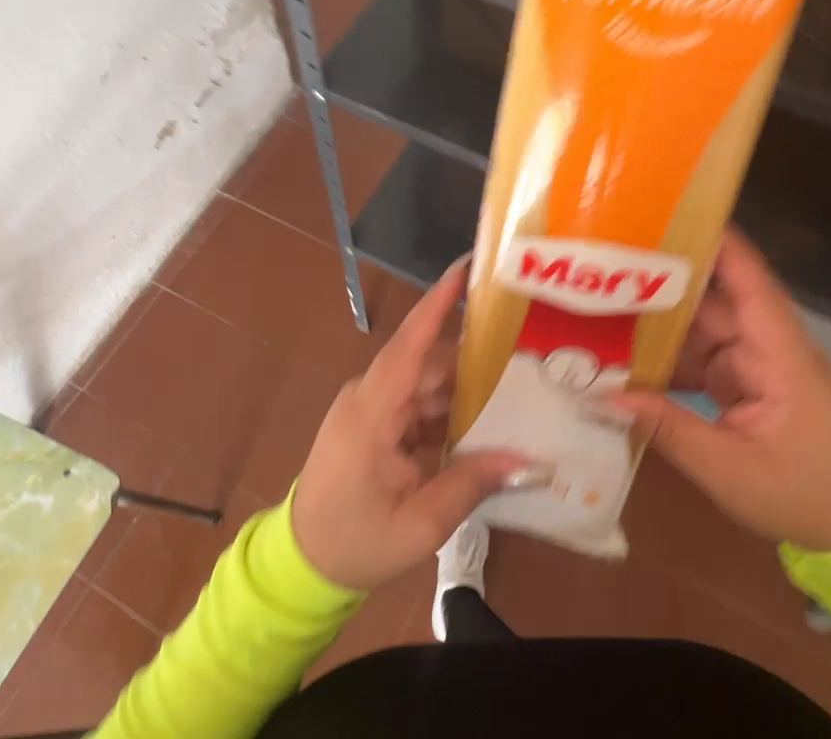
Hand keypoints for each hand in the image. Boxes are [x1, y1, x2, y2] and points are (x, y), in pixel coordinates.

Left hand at [291, 259, 543, 589]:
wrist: (303, 562)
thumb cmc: (355, 541)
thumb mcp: (420, 524)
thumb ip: (469, 484)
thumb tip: (522, 459)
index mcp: (371, 413)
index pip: (408, 346)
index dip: (436, 306)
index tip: (464, 269)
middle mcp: (368, 400)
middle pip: (427, 364)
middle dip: (473, 358)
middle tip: (527, 351)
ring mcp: (369, 412)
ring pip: (425, 385)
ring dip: (464, 390)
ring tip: (519, 388)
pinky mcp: (373, 427)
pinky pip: (416, 407)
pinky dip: (448, 413)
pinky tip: (485, 424)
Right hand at [611, 230, 830, 551]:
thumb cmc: (802, 497)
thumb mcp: (731, 472)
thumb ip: (671, 430)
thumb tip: (610, 395)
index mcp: (785, 360)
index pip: (754, 289)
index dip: (722, 249)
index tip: (680, 215)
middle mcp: (771, 351)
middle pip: (716, 306)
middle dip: (667, 288)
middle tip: (610, 270)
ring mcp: (757, 367)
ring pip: (702, 331)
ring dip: (660, 326)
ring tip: (604, 311)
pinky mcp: (744, 384)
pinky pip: (701, 359)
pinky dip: (668, 359)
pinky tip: (627, 359)